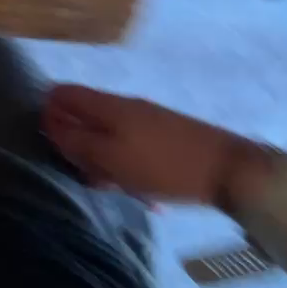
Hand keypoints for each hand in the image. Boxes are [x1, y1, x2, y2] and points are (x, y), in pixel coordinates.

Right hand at [43, 84, 264, 207]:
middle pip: (85, 117)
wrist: (237, 172)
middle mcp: (123, 104)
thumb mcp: (110, 158)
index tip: (57, 147)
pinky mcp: (171, 135)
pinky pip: (137, 146)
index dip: (49, 116)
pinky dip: (134, 165)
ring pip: (112, 135)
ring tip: (124, 191)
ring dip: (110, 161)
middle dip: (82, 146)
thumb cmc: (164, 166)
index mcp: (104, 105)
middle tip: (93, 177)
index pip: (59, 93)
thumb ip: (74, 142)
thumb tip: (51, 128)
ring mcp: (149, 118)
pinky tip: (149, 194)